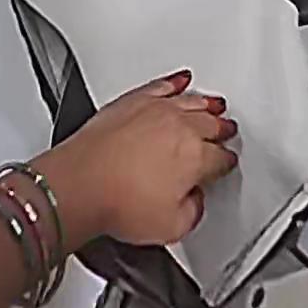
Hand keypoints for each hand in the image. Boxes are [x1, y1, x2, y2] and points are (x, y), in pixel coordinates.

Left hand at [30, 71, 237, 248]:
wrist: (81, 182)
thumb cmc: (118, 201)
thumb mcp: (172, 227)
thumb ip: (194, 210)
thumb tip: (194, 200)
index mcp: (195, 157)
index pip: (221, 157)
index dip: (227, 161)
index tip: (227, 162)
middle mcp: (179, 127)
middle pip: (210, 124)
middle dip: (222, 129)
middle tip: (227, 131)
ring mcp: (156, 109)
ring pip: (192, 100)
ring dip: (207, 103)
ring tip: (215, 104)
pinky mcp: (134, 100)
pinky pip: (162, 85)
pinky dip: (175, 81)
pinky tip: (181, 80)